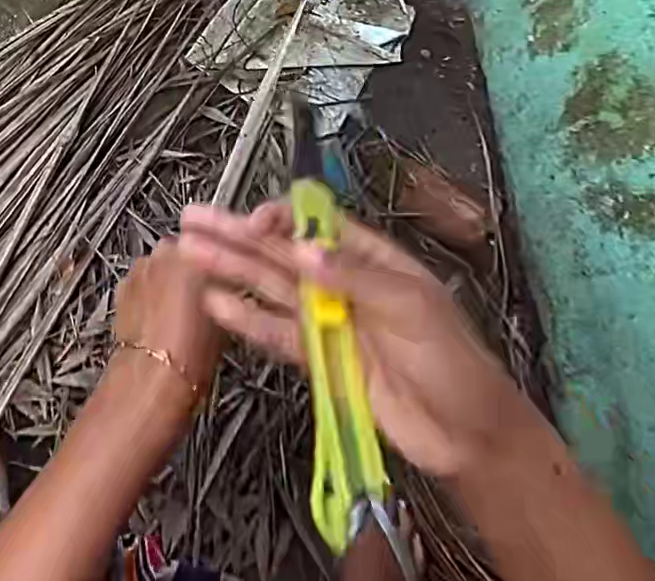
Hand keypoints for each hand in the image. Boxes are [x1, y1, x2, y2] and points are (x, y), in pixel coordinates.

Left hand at [112, 239, 223, 396]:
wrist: (152, 375)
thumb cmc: (193, 350)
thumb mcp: (225, 316)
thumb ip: (226, 288)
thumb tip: (227, 282)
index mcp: (193, 252)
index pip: (211, 244)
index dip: (216, 263)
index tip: (223, 278)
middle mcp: (163, 252)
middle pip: (183, 252)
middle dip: (191, 269)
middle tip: (204, 295)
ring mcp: (140, 267)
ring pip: (160, 266)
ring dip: (168, 279)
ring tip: (180, 309)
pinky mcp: (123, 285)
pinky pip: (142, 281)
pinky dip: (149, 291)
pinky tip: (159, 315)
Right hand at [178, 202, 534, 476]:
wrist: (466, 437)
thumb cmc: (452, 360)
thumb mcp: (412, 308)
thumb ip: (354, 276)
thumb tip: (301, 248)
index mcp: (364, 255)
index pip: (311, 222)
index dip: (278, 218)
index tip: (252, 223)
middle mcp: (335, 278)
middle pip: (276, 249)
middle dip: (234, 233)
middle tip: (192, 219)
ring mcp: (321, 316)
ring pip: (265, 284)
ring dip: (228, 267)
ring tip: (188, 251)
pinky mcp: (312, 354)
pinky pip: (272, 330)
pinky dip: (244, 317)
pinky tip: (214, 303)